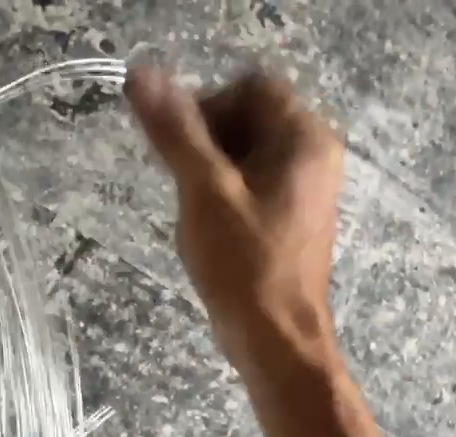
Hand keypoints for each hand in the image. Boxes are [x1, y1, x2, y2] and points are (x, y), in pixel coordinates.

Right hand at [126, 66, 345, 372]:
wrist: (278, 343)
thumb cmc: (246, 267)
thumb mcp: (205, 192)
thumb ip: (175, 131)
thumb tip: (141, 73)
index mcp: (306, 139)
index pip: (251, 87)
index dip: (208, 107)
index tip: (182, 150)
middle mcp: (315, 159)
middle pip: (250, 119)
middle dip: (209, 145)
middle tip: (188, 187)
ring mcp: (306, 194)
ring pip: (248, 157)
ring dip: (212, 176)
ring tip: (200, 217)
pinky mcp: (293, 225)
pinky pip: (253, 190)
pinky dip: (226, 201)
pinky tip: (212, 235)